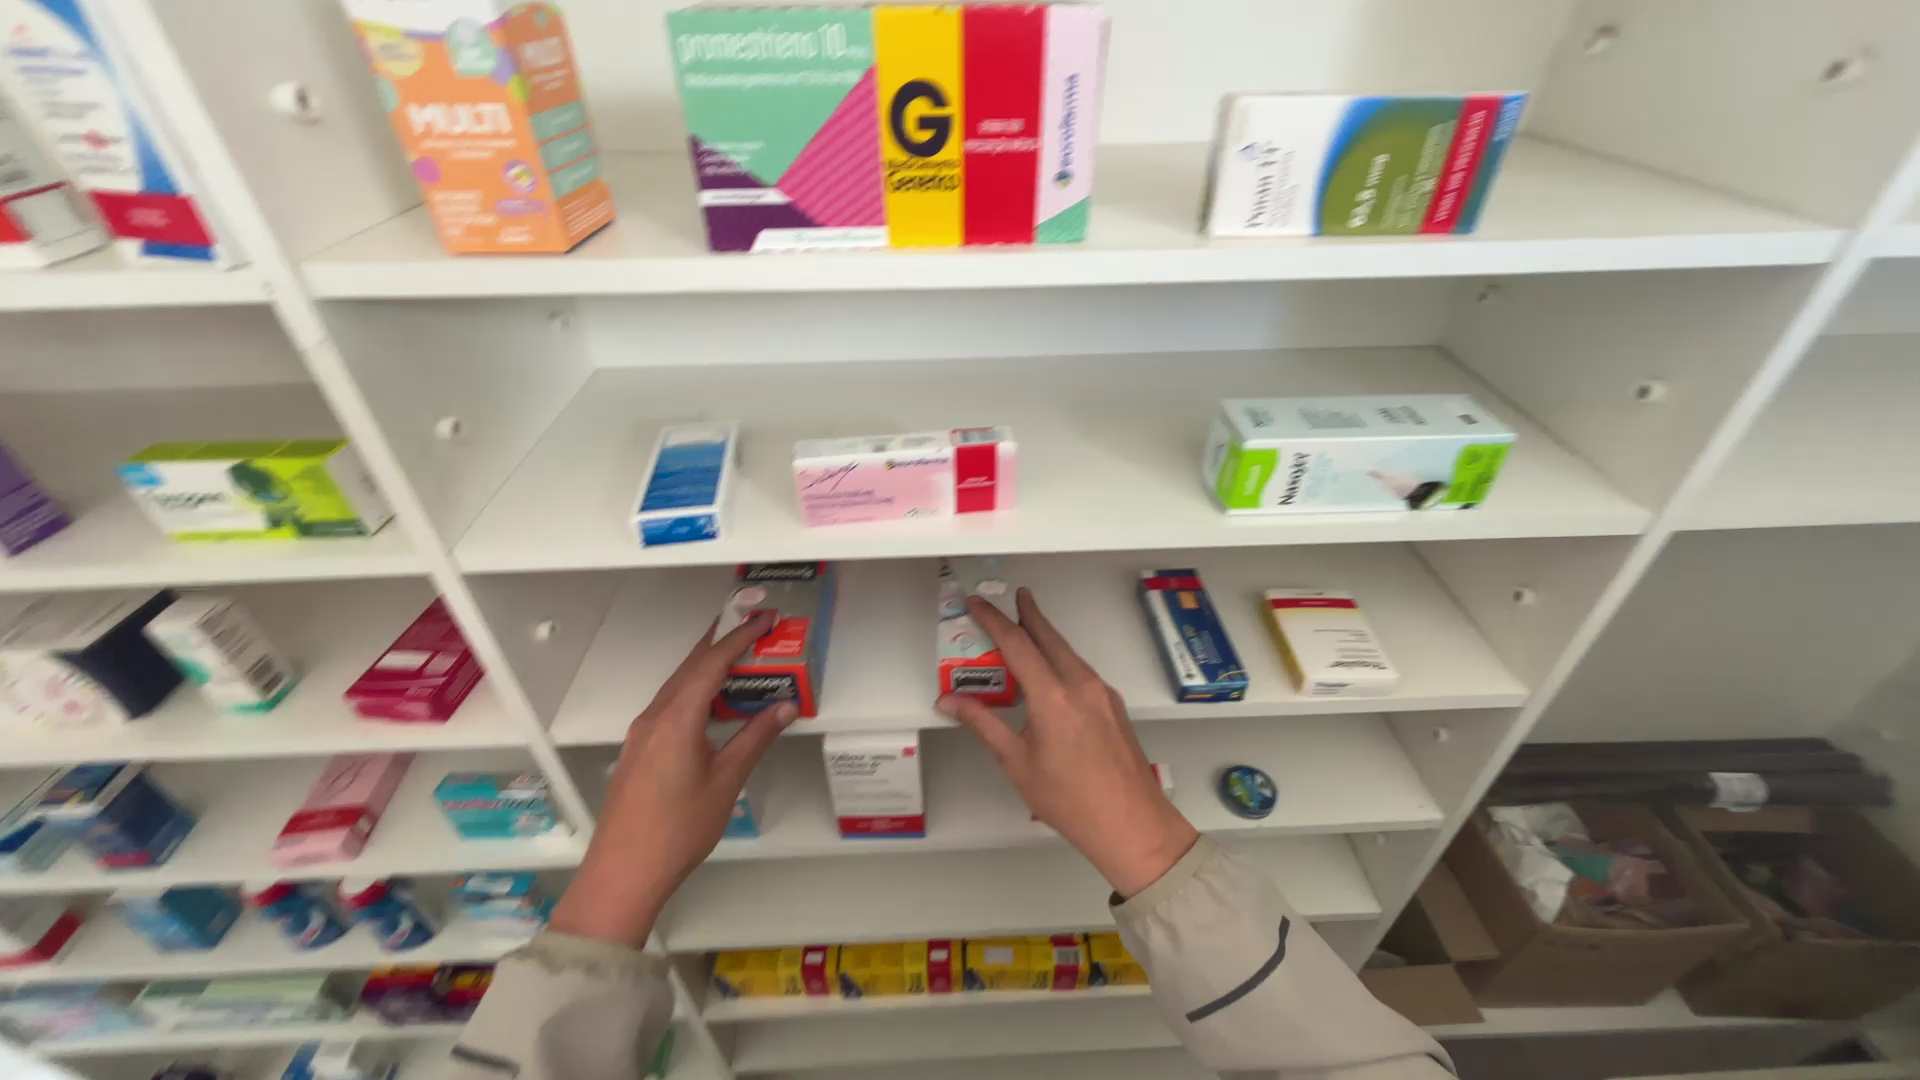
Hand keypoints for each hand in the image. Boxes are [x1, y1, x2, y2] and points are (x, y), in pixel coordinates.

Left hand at [551, 612, 796, 945]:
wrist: (624, 873)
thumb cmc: (679, 828)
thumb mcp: (727, 781)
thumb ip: (756, 738)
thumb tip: (785, 706)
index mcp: (677, 718)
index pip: (712, 663)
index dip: (740, 636)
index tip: (764, 618)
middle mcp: (655, 716)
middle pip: (690, 666)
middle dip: (721, 641)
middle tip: (751, 623)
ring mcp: (643, 732)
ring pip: (678, 684)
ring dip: (707, 665)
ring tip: (738, 653)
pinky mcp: (640, 748)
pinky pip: (670, 703)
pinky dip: (695, 689)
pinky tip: (712, 699)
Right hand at [937, 589, 1198, 897]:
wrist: (1131, 823)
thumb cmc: (1070, 800)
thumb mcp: (1016, 763)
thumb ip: (983, 724)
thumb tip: (949, 701)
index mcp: (1053, 697)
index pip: (1017, 645)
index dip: (994, 620)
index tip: (977, 603)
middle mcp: (1081, 685)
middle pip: (1050, 638)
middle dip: (1029, 614)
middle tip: (1014, 596)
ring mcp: (1102, 694)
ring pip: (1068, 653)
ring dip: (1046, 636)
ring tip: (1028, 627)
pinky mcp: (1114, 706)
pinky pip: (1082, 670)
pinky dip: (1061, 658)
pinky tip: (1052, 669)